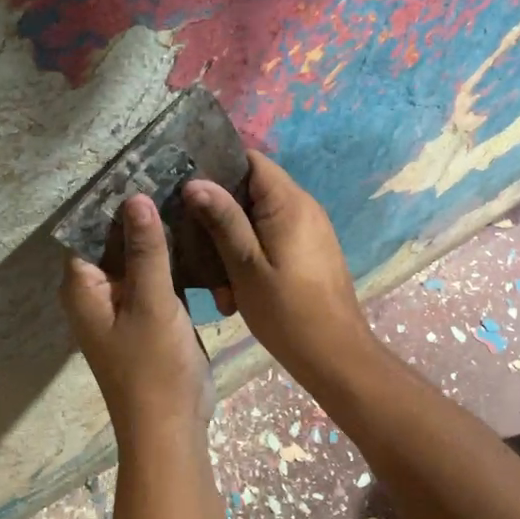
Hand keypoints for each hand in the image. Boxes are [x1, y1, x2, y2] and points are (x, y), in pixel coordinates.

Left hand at [59, 194, 214, 440]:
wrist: (171, 428)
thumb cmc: (153, 366)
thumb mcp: (151, 302)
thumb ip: (145, 250)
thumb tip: (135, 197)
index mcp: (82, 285)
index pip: (88, 227)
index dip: (111, 198)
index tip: (141, 164)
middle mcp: (95, 290)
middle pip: (113, 239)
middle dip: (138, 211)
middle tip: (171, 170)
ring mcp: (121, 302)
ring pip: (136, 256)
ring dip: (156, 232)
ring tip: (185, 191)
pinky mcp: (146, 313)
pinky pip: (152, 275)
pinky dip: (168, 256)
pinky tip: (193, 231)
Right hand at [182, 153, 376, 380]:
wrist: (337, 359)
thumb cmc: (288, 312)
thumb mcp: (245, 266)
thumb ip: (222, 220)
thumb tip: (194, 181)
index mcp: (289, 203)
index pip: (249, 159)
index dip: (215, 164)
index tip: (182, 180)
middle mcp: (302, 207)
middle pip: (251, 188)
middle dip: (217, 209)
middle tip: (185, 229)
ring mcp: (307, 230)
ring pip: (257, 218)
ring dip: (230, 240)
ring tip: (210, 272)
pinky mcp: (307, 252)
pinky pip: (270, 238)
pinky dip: (247, 254)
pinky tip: (231, 288)